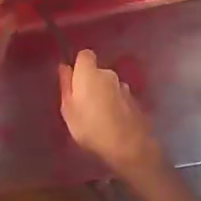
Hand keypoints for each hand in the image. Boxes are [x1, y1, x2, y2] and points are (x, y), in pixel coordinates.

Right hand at [59, 48, 164, 178]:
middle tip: (82, 104)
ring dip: (103, 95)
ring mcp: (125, 88)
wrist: (128, 145)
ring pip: (109, 85)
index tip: (73, 81)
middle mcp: (109, 75)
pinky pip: (119, 98)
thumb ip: (66, 85)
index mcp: (90, 73)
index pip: (85, 55)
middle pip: (97, 72)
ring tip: (98, 116)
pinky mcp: (135, 101)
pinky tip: (111, 122)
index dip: (79, 66)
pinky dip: (115, 105)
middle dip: (90, 82)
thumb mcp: (68, 109)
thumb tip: (64, 67)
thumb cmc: (89, 127)